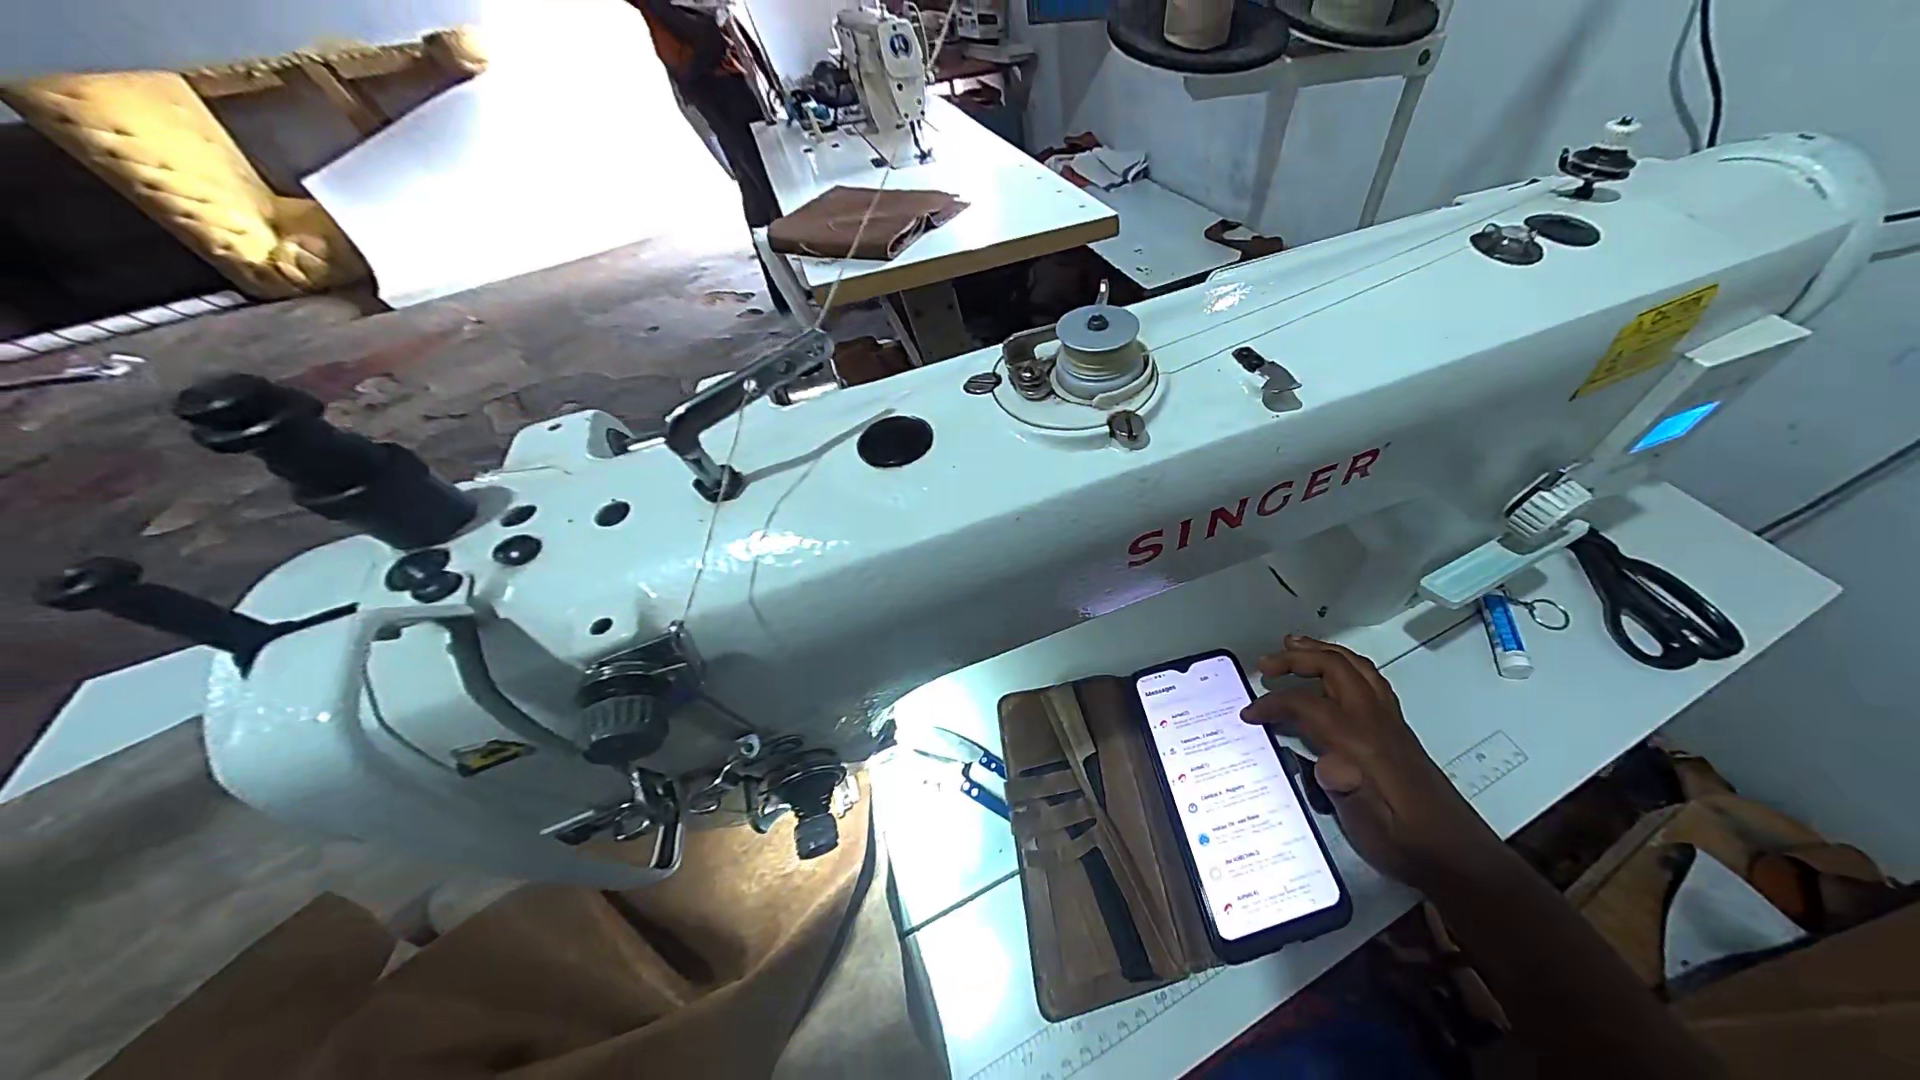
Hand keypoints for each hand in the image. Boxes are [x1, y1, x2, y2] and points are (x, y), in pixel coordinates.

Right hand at [1241, 635, 1500, 888]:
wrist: (1458, 858)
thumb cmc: (1407, 843)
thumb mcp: (1370, 827)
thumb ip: (1348, 793)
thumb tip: (1327, 766)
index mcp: (1362, 743)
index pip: (1308, 704)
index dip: (1272, 704)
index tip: (1249, 714)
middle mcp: (1377, 722)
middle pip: (1335, 668)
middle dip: (1296, 658)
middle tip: (1266, 663)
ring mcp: (1390, 722)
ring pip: (1356, 668)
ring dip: (1322, 652)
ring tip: (1296, 646)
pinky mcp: (1397, 730)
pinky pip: (1368, 680)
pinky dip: (1343, 665)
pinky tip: (1332, 674)